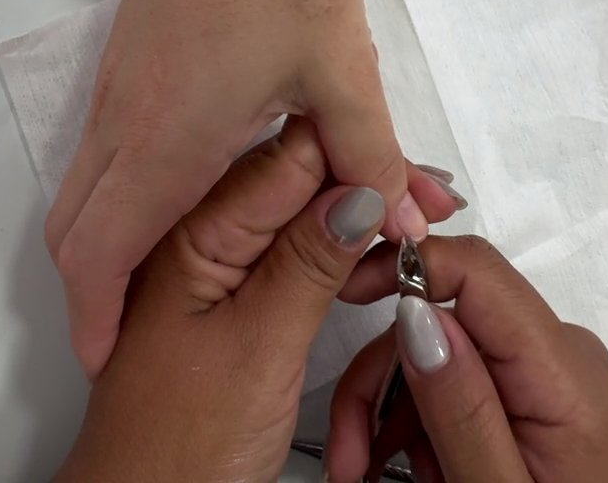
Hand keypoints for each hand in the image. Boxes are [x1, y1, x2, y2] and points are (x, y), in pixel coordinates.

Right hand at [47, 0, 459, 376]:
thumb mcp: (339, 65)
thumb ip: (369, 155)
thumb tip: (405, 222)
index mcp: (168, 138)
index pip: (98, 253)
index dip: (93, 317)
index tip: (107, 358)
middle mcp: (124, 119)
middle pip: (74, 228)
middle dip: (95, 290)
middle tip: (140, 324)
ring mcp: (117, 83)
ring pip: (89, 186)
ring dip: (117, 237)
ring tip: (185, 263)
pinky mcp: (128, 55)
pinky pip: (108, 146)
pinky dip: (129, 189)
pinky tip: (202, 180)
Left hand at [55, 119, 388, 481]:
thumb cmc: (173, 448)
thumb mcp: (256, 350)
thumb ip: (308, 264)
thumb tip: (362, 192)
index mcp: (194, 228)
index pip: (287, 160)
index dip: (357, 160)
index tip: (416, 185)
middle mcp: (201, 230)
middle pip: (297, 176)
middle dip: (367, 179)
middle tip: (434, 200)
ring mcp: (217, 258)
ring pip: (300, 209)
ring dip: (359, 210)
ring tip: (415, 221)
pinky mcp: (233, 288)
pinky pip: (292, 246)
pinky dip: (338, 245)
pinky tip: (372, 250)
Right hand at [326, 236, 607, 482]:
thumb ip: (463, 410)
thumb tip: (413, 312)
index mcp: (563, 369)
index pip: (475, 269)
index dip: (402, 264)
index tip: (340, 295)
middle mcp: (557, 352)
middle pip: (440, 318)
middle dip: (380, 373)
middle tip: (347, 454)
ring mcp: (543, 373)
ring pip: (436, 350)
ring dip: (388, 406)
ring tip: (364, 471)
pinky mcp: (530, 394)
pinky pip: (455, 379)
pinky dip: (416, 419)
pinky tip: (405, 466)